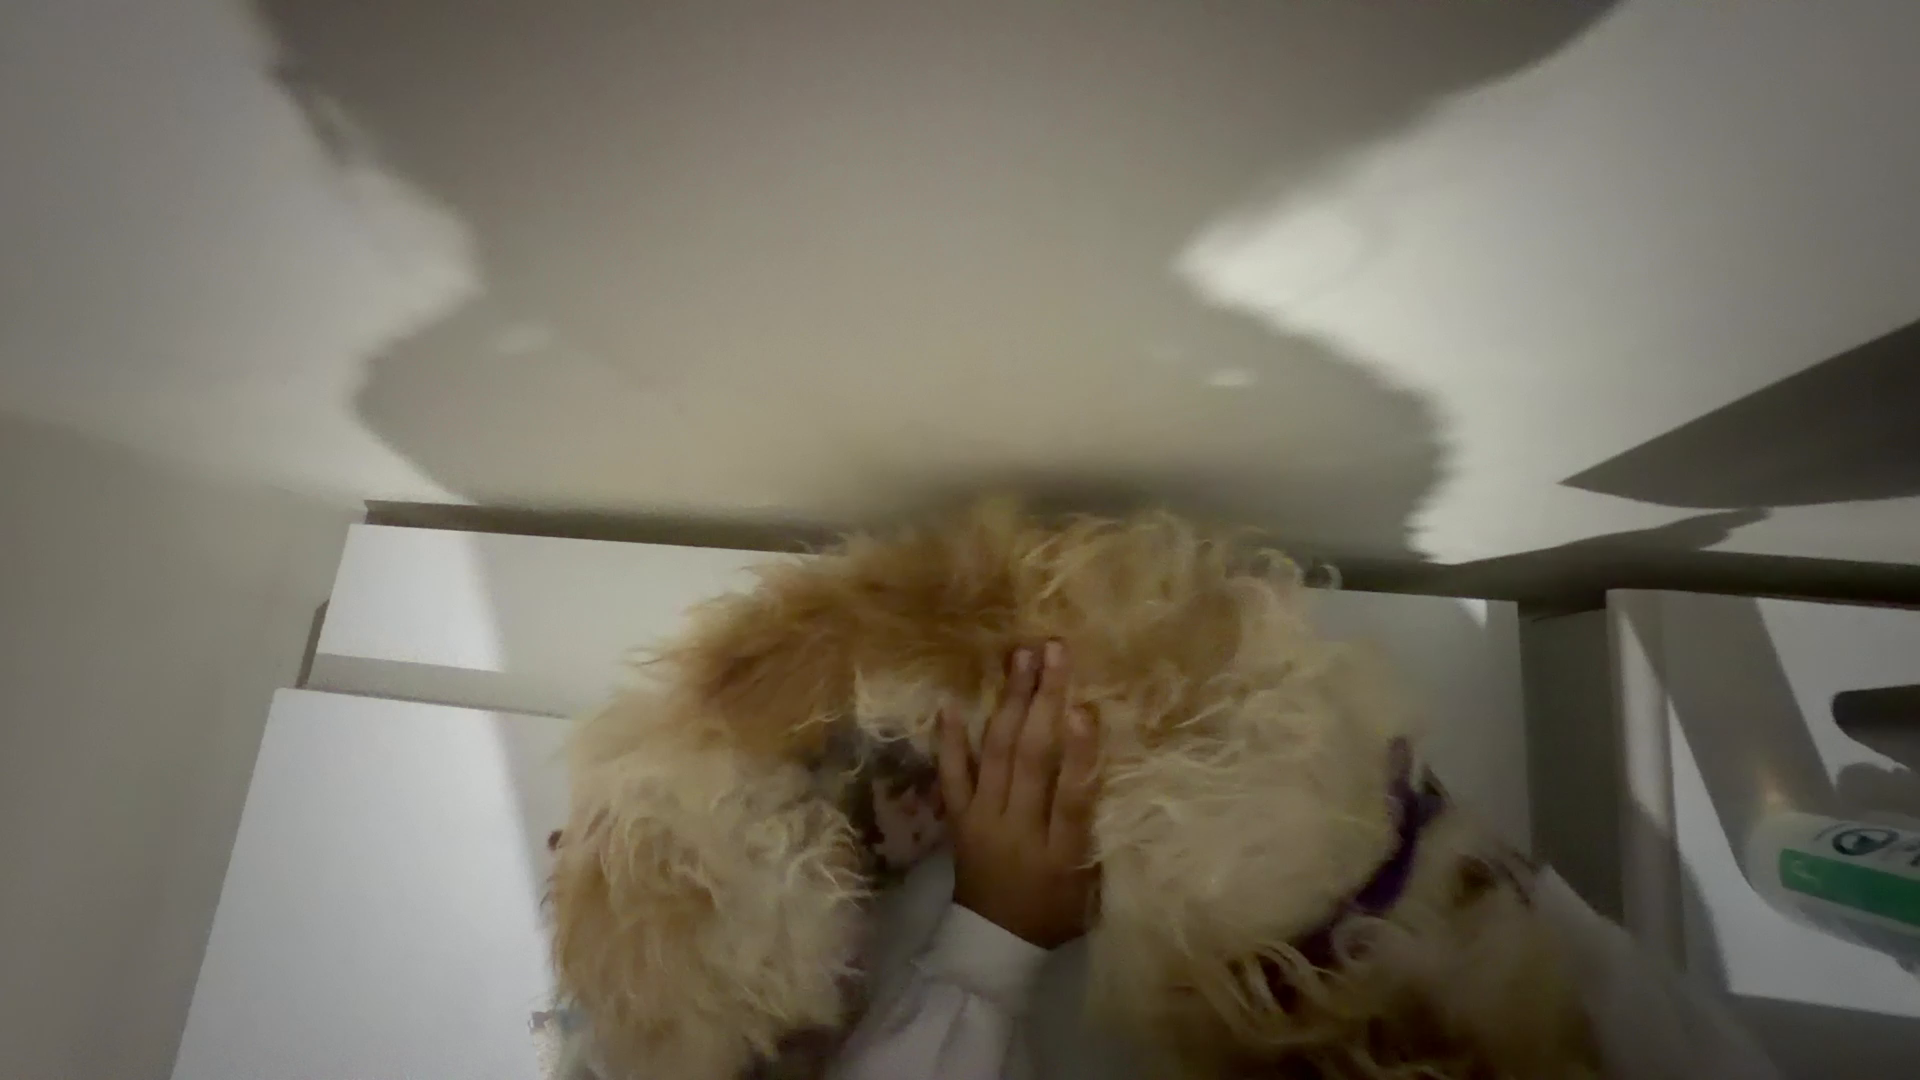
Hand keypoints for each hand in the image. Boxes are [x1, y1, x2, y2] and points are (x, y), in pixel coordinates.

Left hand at [937, 642, 1099, 947]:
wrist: (994, 944)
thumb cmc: (1055, 910)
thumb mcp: (1090, 884)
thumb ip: (1097, 828)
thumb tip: (1106, 762)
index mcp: (1059, 853)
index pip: (1070, 798)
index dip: (1078, 754)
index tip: (1083, 709)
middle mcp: (1017, 830)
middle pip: (1031, 760)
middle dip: (1044, 701)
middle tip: (1054, 652)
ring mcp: (982, 820)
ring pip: (995, 754)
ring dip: (1010, 702)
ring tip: (1020, 657)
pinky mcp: (958, 817)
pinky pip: (951, 775)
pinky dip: (949, 739)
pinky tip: (950, 703)